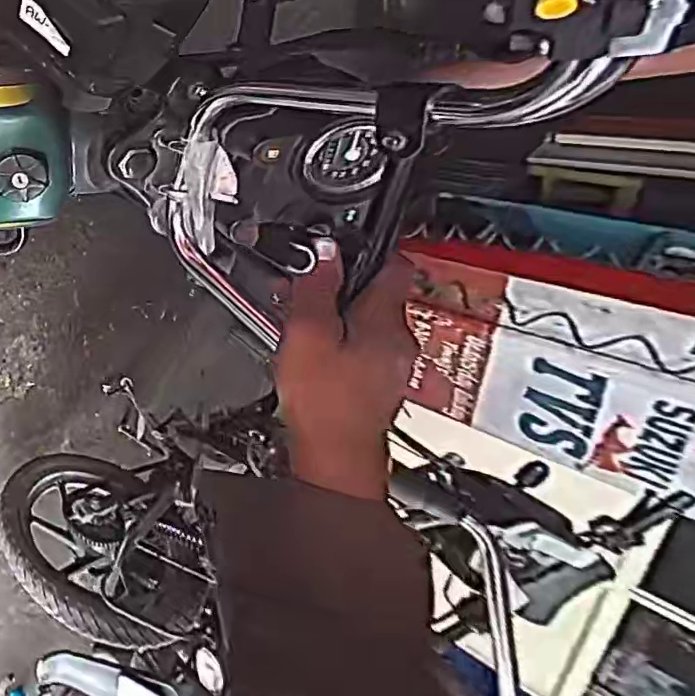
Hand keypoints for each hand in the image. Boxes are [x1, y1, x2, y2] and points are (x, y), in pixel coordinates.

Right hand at [274, 242, 417, 499]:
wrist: (332, 452)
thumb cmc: (323, 400)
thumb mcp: (307, 334)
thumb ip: (315, 290)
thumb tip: (325, 253)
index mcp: (386, 323)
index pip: (393, 265)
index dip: (364, 247)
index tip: (337, 243)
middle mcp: (398, 340)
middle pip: (373, 291)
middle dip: (336, 282)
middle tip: (300, 283)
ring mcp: (390, 361)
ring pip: (363, 316)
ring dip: (331, 308)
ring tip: (295, 313)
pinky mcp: (375, 377)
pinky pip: (358, 339)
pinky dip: (334, 332)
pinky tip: (307, 342)